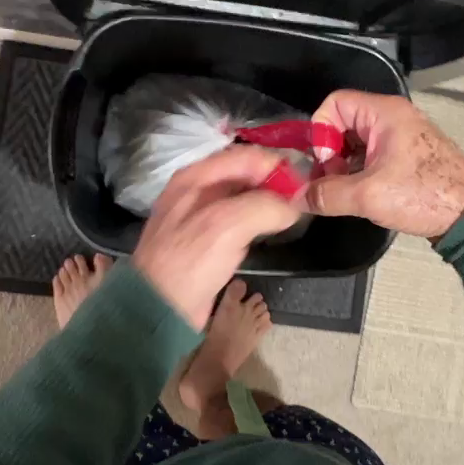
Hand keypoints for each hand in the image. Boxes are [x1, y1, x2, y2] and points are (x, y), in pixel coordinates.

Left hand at [132, 146, 302, 328]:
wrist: (159, 308)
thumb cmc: (190, 261)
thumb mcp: (227, 225)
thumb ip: (265, 206)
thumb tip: (295, 205)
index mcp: (196, 176)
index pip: (246, 156)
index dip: (277, 166)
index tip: (304, 184)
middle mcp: (197, 189)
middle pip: (246, 174)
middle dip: (275, 183)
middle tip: (304, 199)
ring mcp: (202, 214)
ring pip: (244, 197)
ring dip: (268, 202)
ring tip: (294, 213)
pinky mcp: (207, 239)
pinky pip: (238, 220)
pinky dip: (257, 221)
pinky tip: (272, 230)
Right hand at [304, 90, 463, 240]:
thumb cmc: (422, 194)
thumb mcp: (368, 196)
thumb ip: (327, 194)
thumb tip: (296, 197)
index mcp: (384, 113)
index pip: (334, 103)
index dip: (321, 131)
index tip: (326, 163)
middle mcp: (391, 117)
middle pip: (342, 122)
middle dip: (329, 152)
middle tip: (331, 182)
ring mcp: (399, 136)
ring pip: (354, 142)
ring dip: (342, 166)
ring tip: (343, 193)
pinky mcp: (404, 156)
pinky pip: (369, 155)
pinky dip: (357, 172)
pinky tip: (358, 195)